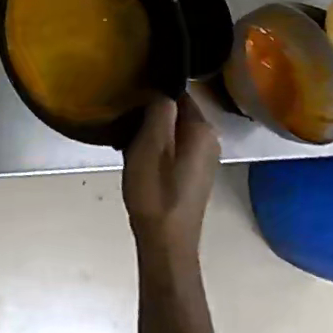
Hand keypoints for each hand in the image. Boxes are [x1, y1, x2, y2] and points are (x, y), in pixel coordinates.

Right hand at [123, 93, 220, 261]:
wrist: (166, 242)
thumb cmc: (155, 190)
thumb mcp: (150, 145)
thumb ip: (159, 112)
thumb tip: (161, 92)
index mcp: (202, 129)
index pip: (177, 92)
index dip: (152, 91)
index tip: (129, 95)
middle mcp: (209, 140)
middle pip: (175, 110)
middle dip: (149, 111)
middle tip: (122, 116)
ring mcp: (203, 159)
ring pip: (172, 128)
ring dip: (149, 128)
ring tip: (124, 134)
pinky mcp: (193, 173)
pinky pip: (173, 146)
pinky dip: (155, 145)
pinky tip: (136, 155)